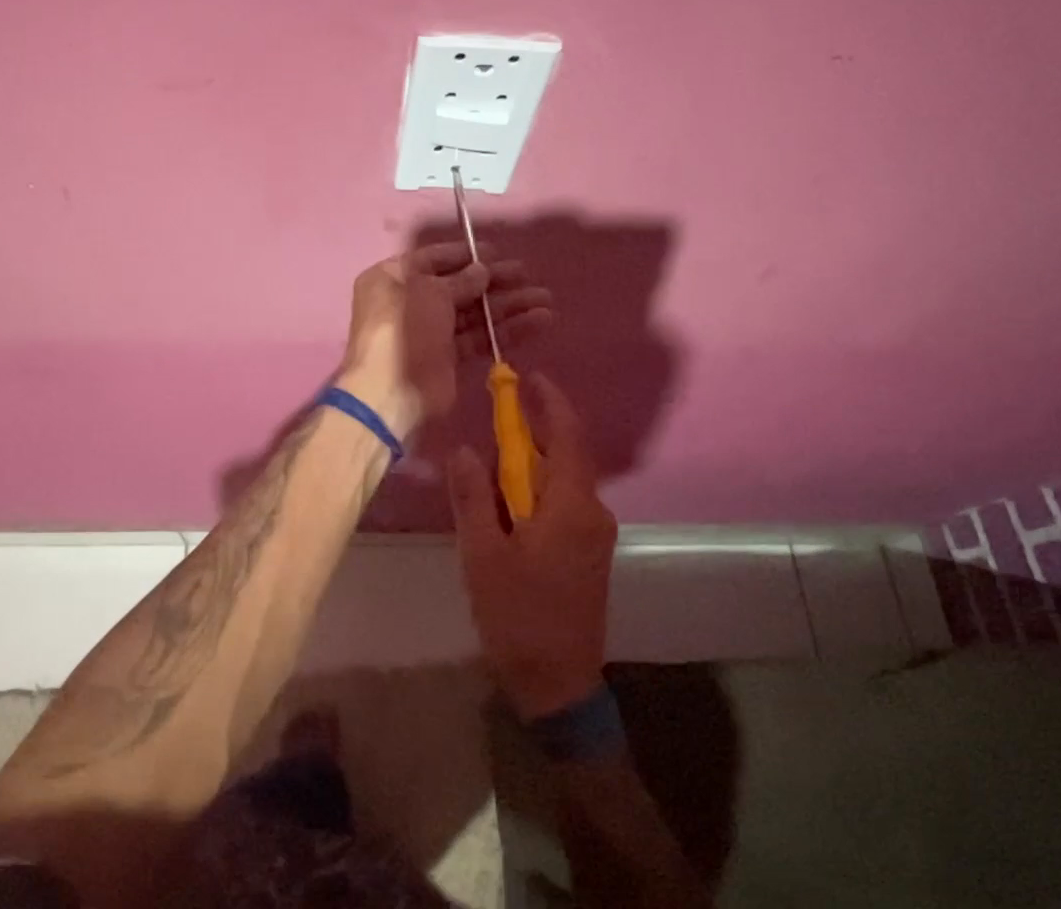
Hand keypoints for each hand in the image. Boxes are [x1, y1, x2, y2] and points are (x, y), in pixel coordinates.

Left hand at [337, 243, 551, 435]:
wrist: (392, 394)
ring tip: (545, 299)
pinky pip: (478, 337)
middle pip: (458, 286)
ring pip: (472, 313)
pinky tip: (538, 321)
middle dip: (494, 281)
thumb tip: (483, 270)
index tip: (498, 253)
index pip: (433, 259)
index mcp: (393, 278)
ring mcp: (429, 332)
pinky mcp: (446, 358)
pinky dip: (505, 330)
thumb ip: (461, 279)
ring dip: (508, 305)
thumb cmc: (405, 330)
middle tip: (527, 275)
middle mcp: (409, 302)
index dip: (466, 255)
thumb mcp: (431, 293)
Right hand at [448, 373, 615, 717]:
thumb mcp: (482, 555)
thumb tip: (464, 449)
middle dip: (534, 430)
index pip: (567, 436)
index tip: (524, 377)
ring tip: (492, 458)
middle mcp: (593, 513)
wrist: (558, 682)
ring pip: (564, 482)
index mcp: (572, 507)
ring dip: (532, 463)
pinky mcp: (589, 554)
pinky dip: (538, 490)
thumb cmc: (517, 616)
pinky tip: (508, 500)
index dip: (548, 402)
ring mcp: (596, 535)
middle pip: (566, 456)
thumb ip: (473, 498)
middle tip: (496, 414)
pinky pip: (565, 505)